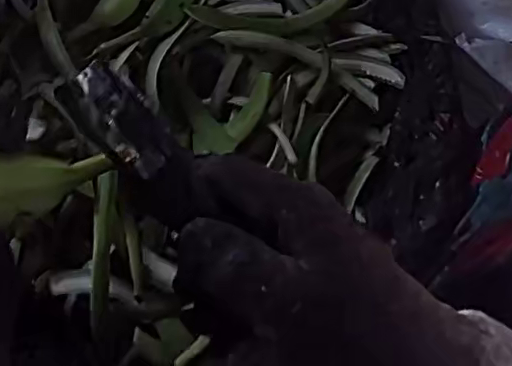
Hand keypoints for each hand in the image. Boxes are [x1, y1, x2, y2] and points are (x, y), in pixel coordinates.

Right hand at [176, 157, 491, 365]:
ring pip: (240, 254)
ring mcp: (305, 252)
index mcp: (291, 202)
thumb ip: (231, 261)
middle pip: (226, 213)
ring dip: (219, 287)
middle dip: (199, 250)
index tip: (154, 227)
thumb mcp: (286, 299)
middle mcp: (296, 216)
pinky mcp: (312, 287)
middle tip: (187, 295)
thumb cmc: (357, 337)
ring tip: (214, 323)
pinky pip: (262, 286)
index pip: (221, 172)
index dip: (185, 190)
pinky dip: (244, 308)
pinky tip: (242, 339)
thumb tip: (188, 234)